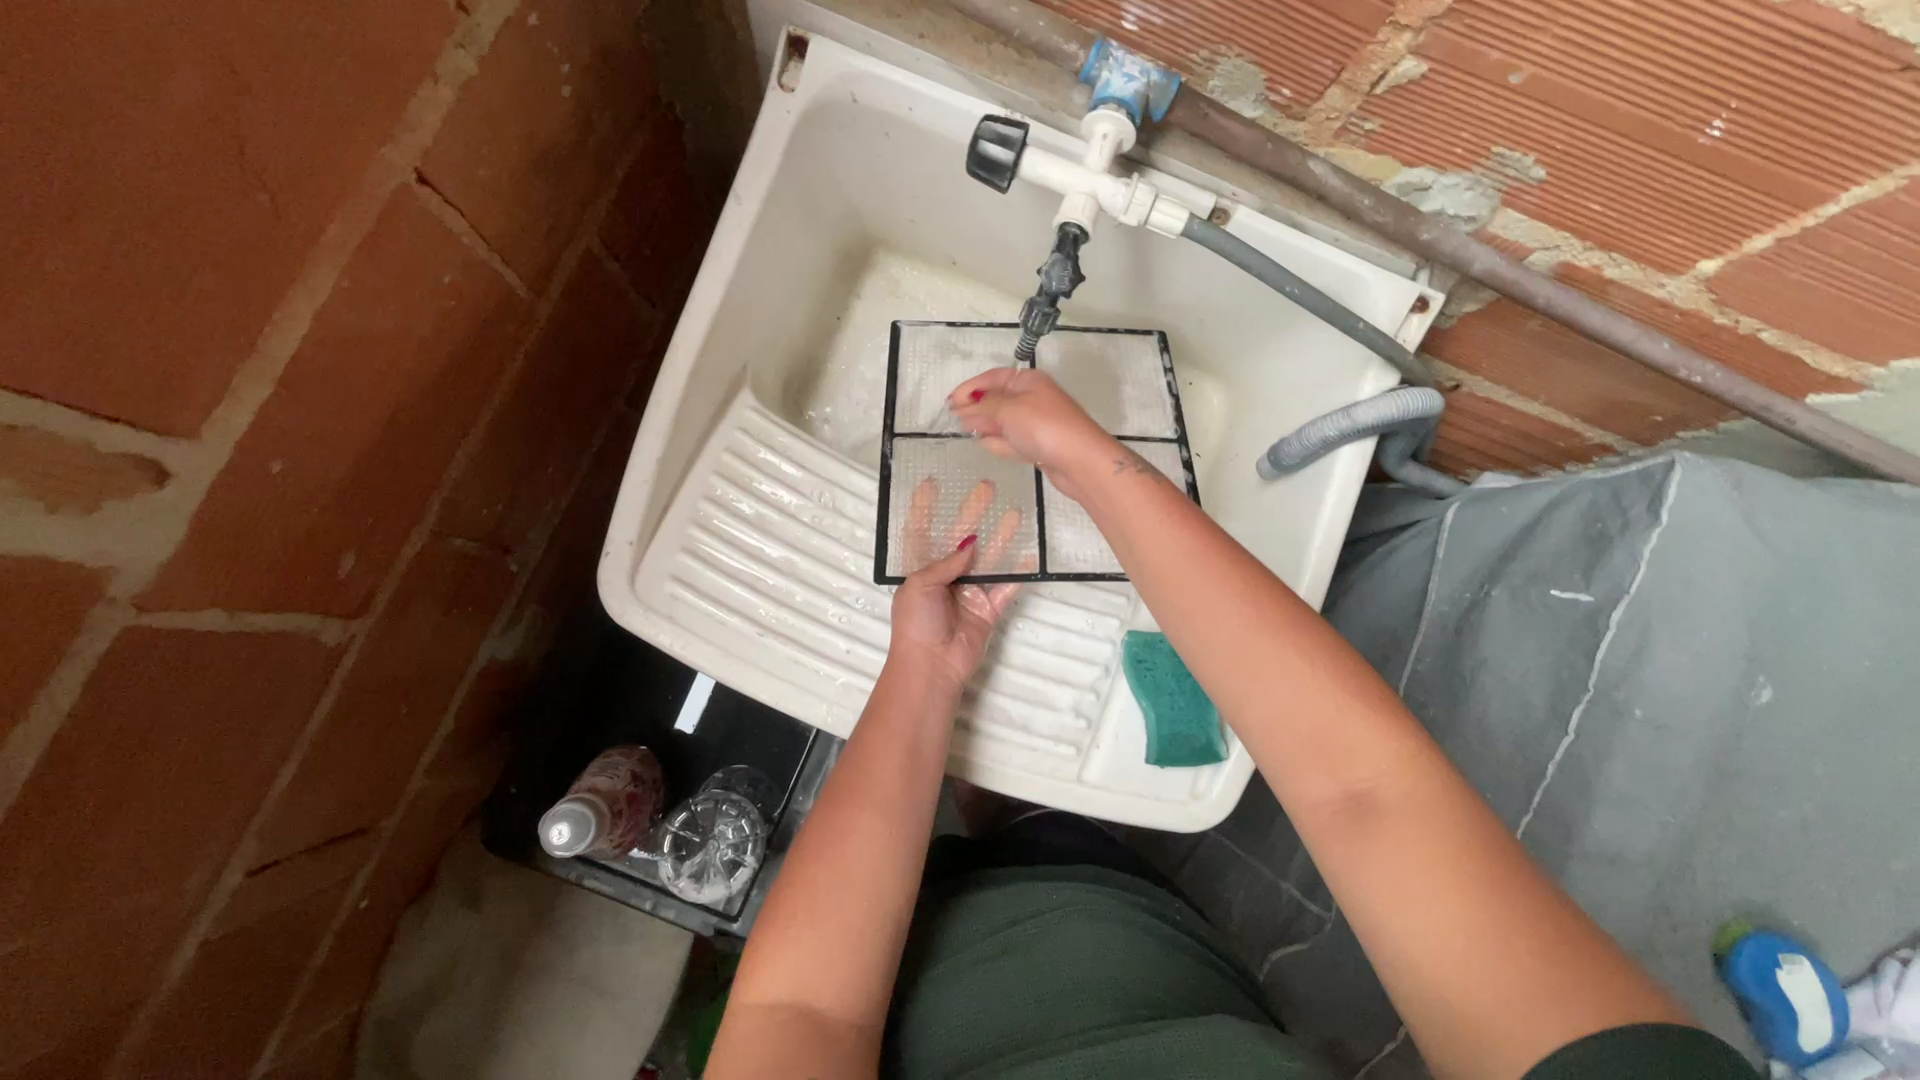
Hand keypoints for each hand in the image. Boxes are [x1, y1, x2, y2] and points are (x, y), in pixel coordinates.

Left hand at [889, 479, 1024, 693]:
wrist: (932, 665)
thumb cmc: (916, 622)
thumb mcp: (920, 585)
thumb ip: (946, 562)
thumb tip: (971, 543)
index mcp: (921, 570)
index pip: (922, 532)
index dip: (926, 508)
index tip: (933, 482)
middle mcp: (946, 578)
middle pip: (961, 539)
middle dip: (972, 513)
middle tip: (987, 488)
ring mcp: (969, 593)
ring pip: (989, 559)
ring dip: (1001, 536)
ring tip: (1015, 512)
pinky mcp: (989, 610)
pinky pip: (1007, 588)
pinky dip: (1019, 572)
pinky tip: (1031, 553)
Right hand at [948, 369, 1119, 502]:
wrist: (1080, 461)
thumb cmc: (1043, 427)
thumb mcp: (1008, 409)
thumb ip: (984, 405)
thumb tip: (965, 405)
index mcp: (1028, 382)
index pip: (993, 378)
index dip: (970, 388)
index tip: (950, 402)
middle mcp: (1032, 399)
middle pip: (998, 399)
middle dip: (976, 407)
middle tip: (954, 418)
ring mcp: (1036, 424)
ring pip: (1004, 422)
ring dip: (986, 425)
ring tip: (966, 429)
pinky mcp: (1039, 446)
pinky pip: (1013, 441)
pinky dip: (999, 442)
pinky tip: (984, 443)